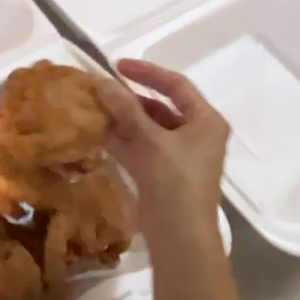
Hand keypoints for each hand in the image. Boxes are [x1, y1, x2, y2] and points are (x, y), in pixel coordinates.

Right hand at [94, 59, 230, 248]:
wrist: (179, 234)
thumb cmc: (175, 181)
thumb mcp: (151, 141)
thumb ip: (126, 110)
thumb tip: (102, 82)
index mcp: (205, 121)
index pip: (177, 86)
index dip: (148, 72)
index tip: (118, 65)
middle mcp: (195, 134)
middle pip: (160, 107)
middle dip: (130, 98)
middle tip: (101, 89)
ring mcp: (177, 156)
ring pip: (146, 129)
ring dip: (122, 119)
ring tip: (93, 108)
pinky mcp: (160, 173)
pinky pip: (139, 148)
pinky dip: (120, 140)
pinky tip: (96, 132)